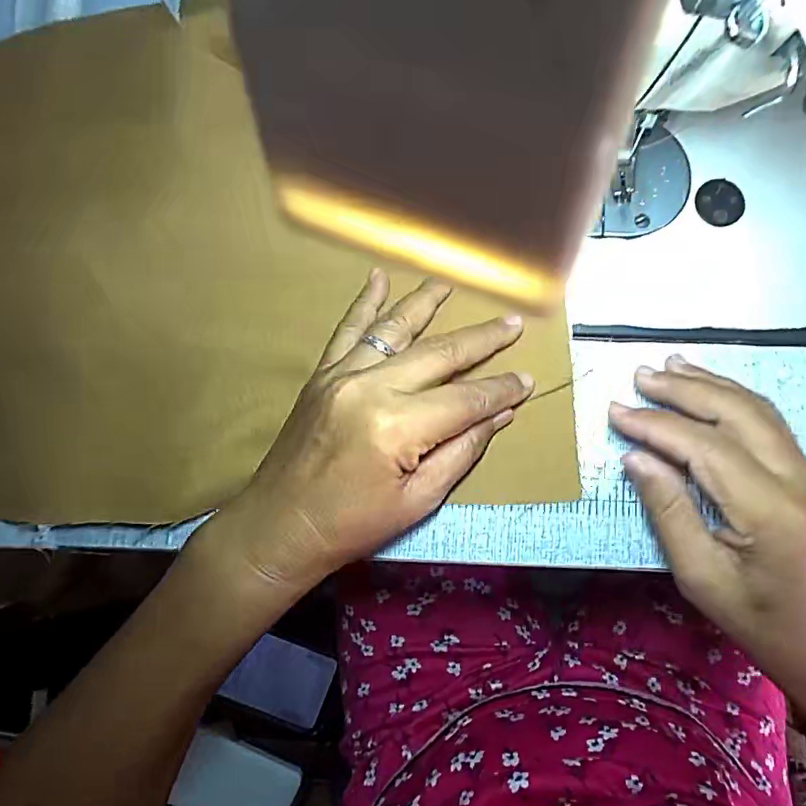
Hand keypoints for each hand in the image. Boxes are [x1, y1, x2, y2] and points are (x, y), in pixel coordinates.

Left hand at [206, 271, 532, 592]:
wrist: (278, 526)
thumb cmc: (350, 526)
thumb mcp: (417, 502)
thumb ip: (460, 452)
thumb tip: (499, 414)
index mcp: (397, 427)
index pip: (465, 399)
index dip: (500, 390)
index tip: (527, 381)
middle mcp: (370, 388)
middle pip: (438, 354)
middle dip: (480, 339)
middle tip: (512, 324)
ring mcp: (341, 376)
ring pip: (393, 330)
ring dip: (424, 305)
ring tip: (449, 285)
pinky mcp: (321, 377)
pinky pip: (347, 332)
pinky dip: (364, 304)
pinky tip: (377, 279)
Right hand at [610, 356, 805, 795]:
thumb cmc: (757, 621)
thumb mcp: (699, 576)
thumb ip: (669, 511)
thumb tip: (637, 457)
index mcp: (771, 511)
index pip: (705, 447)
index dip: (657, 425)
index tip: (616, 412)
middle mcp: (800, 481)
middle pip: (737, 414)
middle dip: (684, 389)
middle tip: (640, 375)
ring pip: (758, 410)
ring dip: (710, 385)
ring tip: (670, 366)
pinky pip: (770, 425)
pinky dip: (733, 400)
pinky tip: (709, 390)